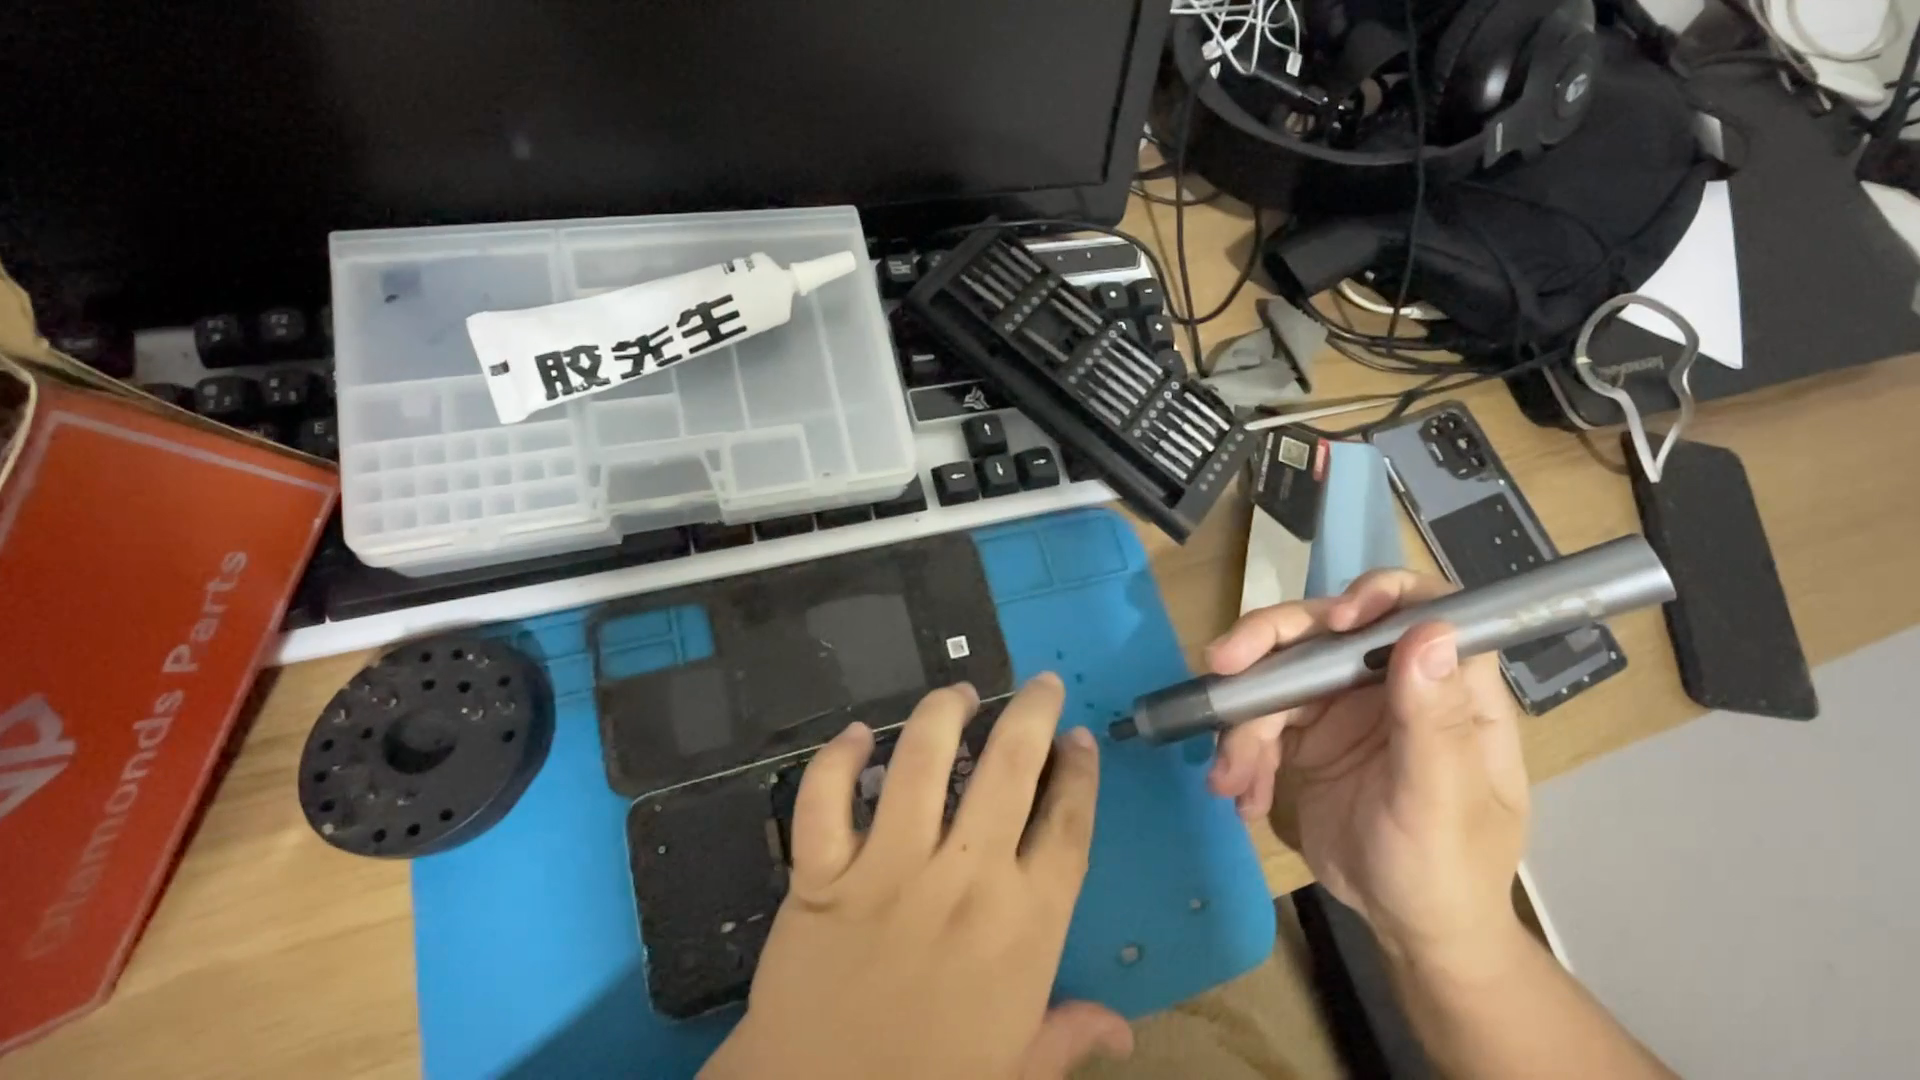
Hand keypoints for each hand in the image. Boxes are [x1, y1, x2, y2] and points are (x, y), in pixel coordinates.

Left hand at [701, 675, 1132, 1079]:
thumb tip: (1125, 1029)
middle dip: (1031, 715)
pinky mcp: (822, 875)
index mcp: (1024, 924)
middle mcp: (965, 880)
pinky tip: (857, 733)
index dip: (1079, 774)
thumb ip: (1070, 1037)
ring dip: (943, 715)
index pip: (1068, 825)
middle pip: (1010, 771)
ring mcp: (889, 870)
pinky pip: (825, 799)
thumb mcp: (1015, 1067)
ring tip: (958, 692)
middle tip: (1039, 684)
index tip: (1078, 738)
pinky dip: (836, 759)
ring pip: (920, 764)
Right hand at [1205, 571, 1529, 968]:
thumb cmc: (1445, 871)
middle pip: (1327, 629)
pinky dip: (1242, 752)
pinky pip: (1259, 719)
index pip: (1424, 610)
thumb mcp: (1439, 804)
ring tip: (1231, 776)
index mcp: (1449, 689)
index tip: (1334, 621)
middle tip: (1221, 665)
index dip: (1379, 596)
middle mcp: (1392, 682)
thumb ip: (1433, 723)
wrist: (1402, 926)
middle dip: (1268, 643)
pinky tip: (1240, 792)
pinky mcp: (1306, 734)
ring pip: (1280, 673)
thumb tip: (1429, 632)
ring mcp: (1344, 706)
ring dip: (1244, 720)